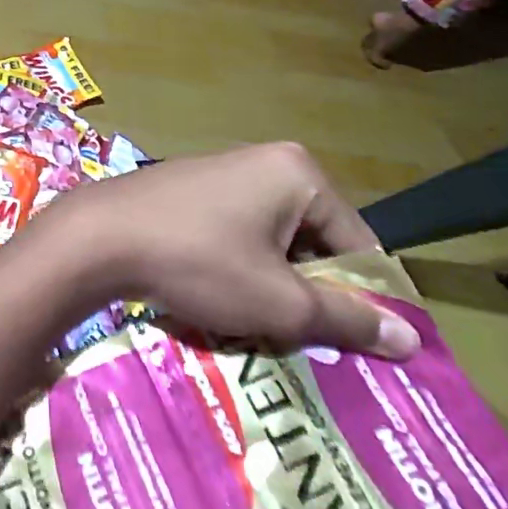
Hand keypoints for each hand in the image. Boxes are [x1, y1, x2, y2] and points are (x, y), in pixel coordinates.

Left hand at [55, 143, 419, 359]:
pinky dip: (235, 267)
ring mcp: (217, 172)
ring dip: (271, 284)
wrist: (97, 237)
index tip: (362, 347)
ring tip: (261, 327)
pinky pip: (231, 233)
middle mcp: (260, 161)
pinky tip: (219, 300)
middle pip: (311, 240)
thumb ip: (347, 318)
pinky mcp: (184, 188)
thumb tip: (410, 338)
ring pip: (268, 241)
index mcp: (297, 173)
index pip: (358, 243)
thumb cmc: (198, 261)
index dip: (364, 298)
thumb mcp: (280, 300)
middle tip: (308, 343)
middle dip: (310, 291)